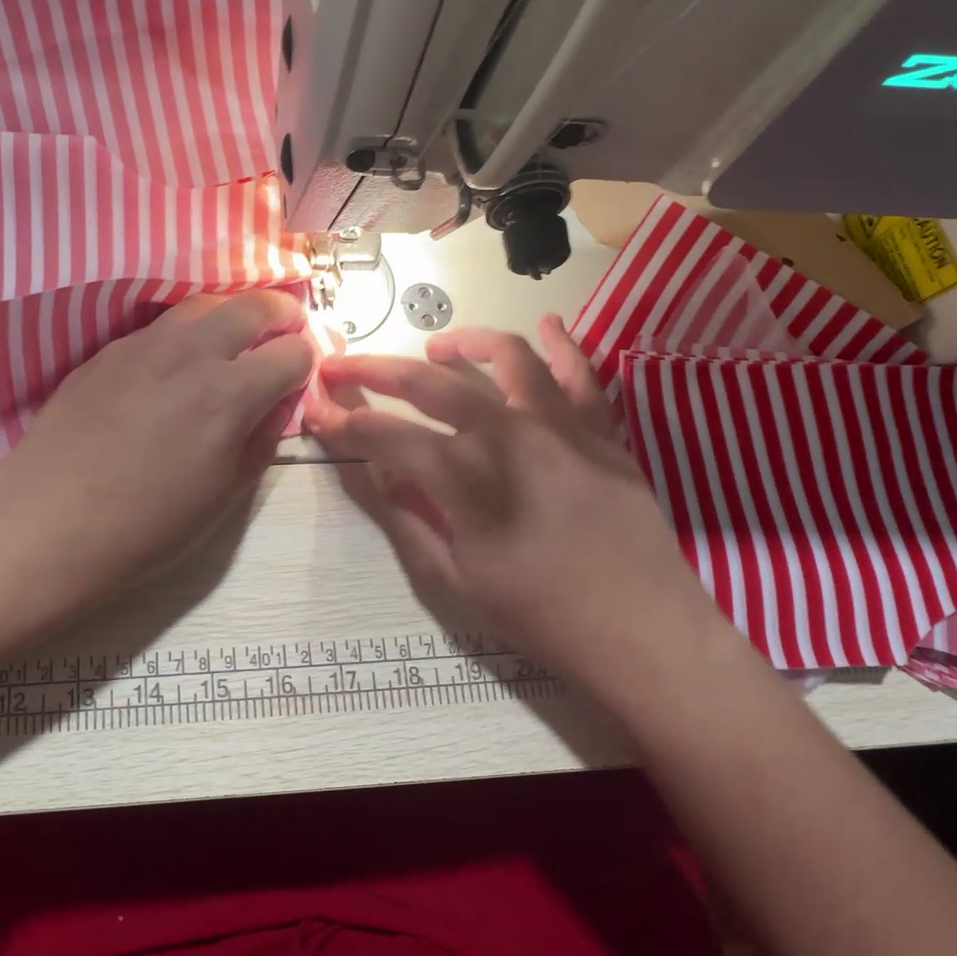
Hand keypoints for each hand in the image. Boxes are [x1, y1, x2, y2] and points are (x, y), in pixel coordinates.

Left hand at [0, 289, 315, 593]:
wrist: (47, 522)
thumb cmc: (144, 528)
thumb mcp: (223, 498)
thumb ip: (260, 440)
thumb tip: (277, 404)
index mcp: (228, 394)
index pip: (293, 351)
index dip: (306, 365)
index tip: (299, 381)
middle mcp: (190, 353)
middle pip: (254, 305)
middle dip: (282, 315)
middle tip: (285, 334)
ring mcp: (143, 345)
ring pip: (204, 304)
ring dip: (232, 315)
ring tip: (234, 342)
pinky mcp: (108, 351)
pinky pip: (161, 325)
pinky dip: (186, 332)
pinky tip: (176, 365)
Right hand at [304, 317, 720, 688]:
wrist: (640, 629)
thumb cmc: (538, 615)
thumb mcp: (453, 580)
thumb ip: (407, 518)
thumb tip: (377, 473)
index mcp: (462, 477)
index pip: (384, 435)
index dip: (342, 422)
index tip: (317, 412)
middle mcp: (505, 433)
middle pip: (428, 383)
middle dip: (375, 369)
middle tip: (344, 363)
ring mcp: (558, 424)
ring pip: (506, 356)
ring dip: (464, 341)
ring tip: (437, 347)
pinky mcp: (601, 429)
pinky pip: (580, 372)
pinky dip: (562, 344)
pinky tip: (548, 327)